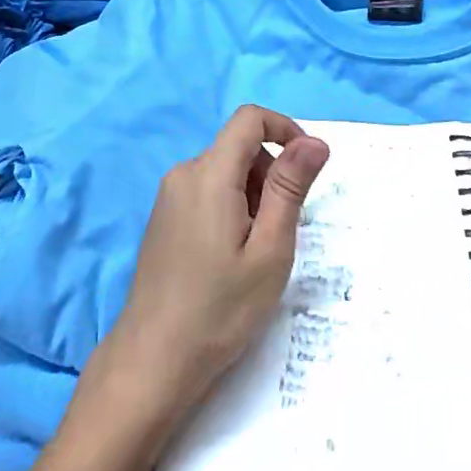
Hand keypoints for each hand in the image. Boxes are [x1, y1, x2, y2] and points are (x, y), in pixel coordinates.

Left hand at [97, 105, 330, 419]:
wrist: (156, 351)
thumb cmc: (221, 306)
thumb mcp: (269, 248)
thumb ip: (290, 188)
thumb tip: (314, 141)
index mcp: (207, 174)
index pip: (248, 118)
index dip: (285, 129)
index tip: (308, 168)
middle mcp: (182, 174)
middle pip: (237, 148)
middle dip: (270, 175)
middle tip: (280, 231)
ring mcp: (168, 196)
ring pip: (223, 171)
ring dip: (252, 194)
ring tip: (255, 250)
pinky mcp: (163, 216)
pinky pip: (205, 191)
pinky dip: (230, 206)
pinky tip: (231, 255)